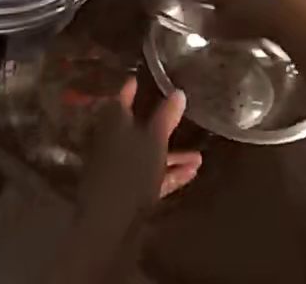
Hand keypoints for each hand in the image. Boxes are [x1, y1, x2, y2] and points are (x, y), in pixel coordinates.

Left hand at [74, 79, 201, 229]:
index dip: (129, 90)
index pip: (120, 101)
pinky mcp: (124, 194)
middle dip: (160, 125)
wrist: (108, 227)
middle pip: (135, 130)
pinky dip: (167, 174)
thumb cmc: (130, 172)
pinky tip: (190, 174)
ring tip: (197, 156)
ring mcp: (117, 172)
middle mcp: (112, 146)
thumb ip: (166, 117)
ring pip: (145, 155)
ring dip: (170, 154)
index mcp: (113, 127)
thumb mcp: (154, 140)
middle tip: (178, 115)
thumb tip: (178, 92)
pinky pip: (148, 177)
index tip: (137, 78)